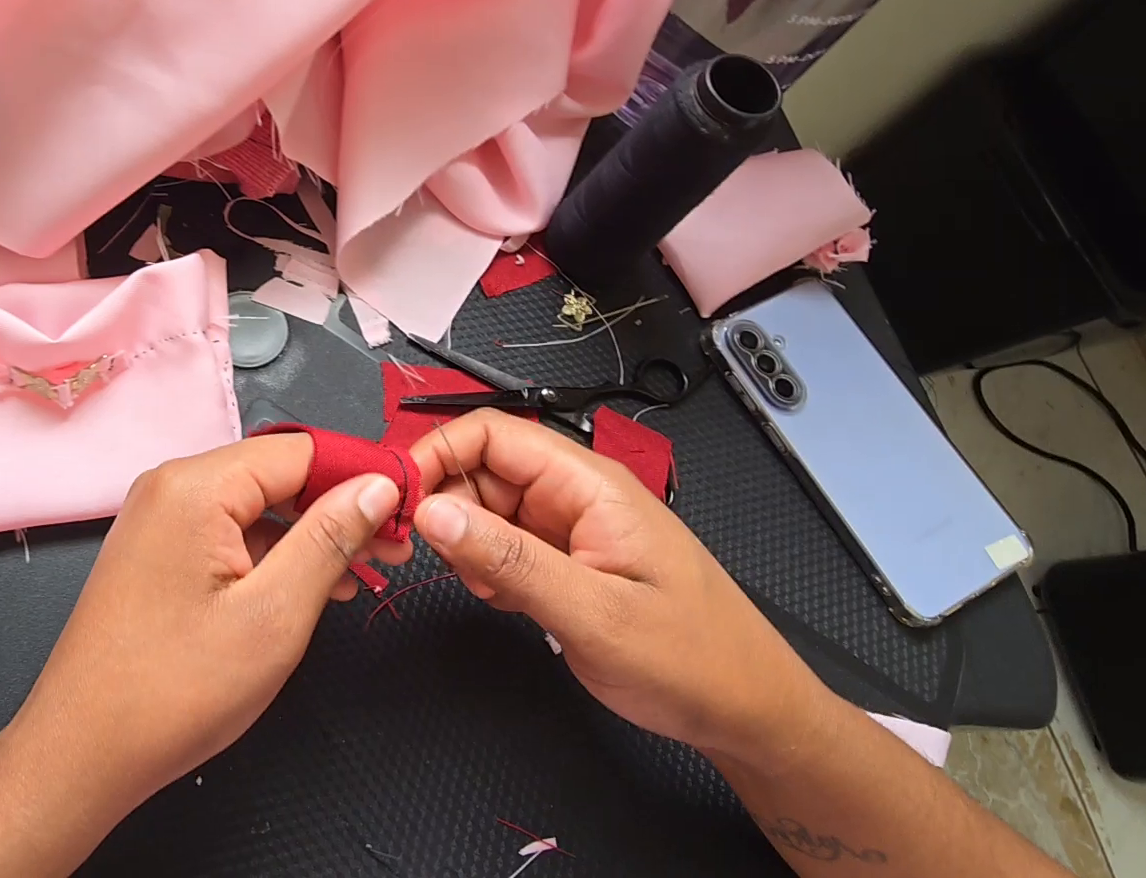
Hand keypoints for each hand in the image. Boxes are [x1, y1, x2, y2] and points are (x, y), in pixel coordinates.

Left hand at [10, 432, 412, 811]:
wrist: (80, 754)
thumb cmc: (177, 689)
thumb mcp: (274, 614)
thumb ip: (330, 538)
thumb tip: (378, 485)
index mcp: (196, 486)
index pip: (301, 451)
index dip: (360, 475)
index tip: (409, 508)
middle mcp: (173, 486)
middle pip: (277, 475)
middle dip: (339, 507)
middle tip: (396, 548)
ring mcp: (161, 517)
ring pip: (257, 505)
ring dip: (311, 534)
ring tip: (365, 571)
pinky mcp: (159, 549)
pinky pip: (229, 531)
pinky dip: (273, 553)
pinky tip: (312, 585)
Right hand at [407, 409, 829, 759]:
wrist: (747, 712)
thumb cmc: (692, 660)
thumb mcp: (594, 613)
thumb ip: (507, 559)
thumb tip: (430, 512)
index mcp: (588, 483)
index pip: (492, 434)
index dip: (437, 453)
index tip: (399, 499)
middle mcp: (572, 493)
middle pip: (479, 469)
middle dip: (445, 506)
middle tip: (437, 559)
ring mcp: (565, 526)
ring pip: (483, 508)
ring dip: (465, 543)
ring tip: (487, 590)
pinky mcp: (560, 557)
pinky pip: (500, 543)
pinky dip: (483, 567)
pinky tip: (504, 601)